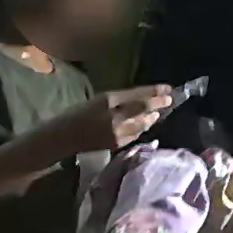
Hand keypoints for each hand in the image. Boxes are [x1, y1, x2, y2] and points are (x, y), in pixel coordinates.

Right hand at [45, 85, 172, 154]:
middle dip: (158, 103)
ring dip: (151, 117)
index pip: (137, 95)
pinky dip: (141, 128)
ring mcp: (117, 132)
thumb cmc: (78, 114)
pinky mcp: (117, 144)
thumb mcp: (98, 100)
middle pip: (143, 108)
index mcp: (107, 100)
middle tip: (168, 100)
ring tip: (156, 113)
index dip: (154, 92)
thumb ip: (121, 100)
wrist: (63, 137)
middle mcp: (114, 116)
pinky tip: (144, 124)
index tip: (167, 88)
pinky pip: (135, 134)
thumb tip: (144, 98)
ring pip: (142, 123)